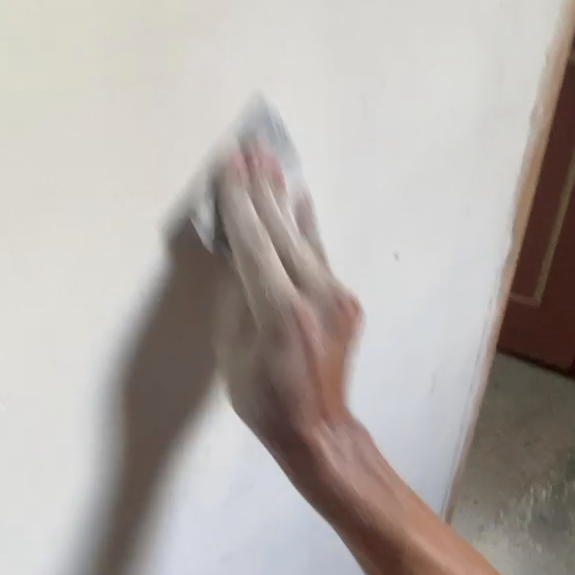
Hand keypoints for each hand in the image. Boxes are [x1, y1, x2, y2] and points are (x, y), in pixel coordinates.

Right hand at [214, 139, 363, 489]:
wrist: (317, 428)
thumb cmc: (262, 401)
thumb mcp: (231, 352)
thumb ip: (235, 298)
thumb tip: (237, 253)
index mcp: (279, 311)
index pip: (254, 241)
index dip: (239, 201)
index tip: (229, 164)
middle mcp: (314, 294)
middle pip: (281, 229)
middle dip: (262, 186)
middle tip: (250, 146)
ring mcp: (336, 295)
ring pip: (303, 235)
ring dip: (283, 197)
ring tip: (271, 159)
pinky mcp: (346, 299)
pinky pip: (318, 253)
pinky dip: (304, 225)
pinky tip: (298, 198)